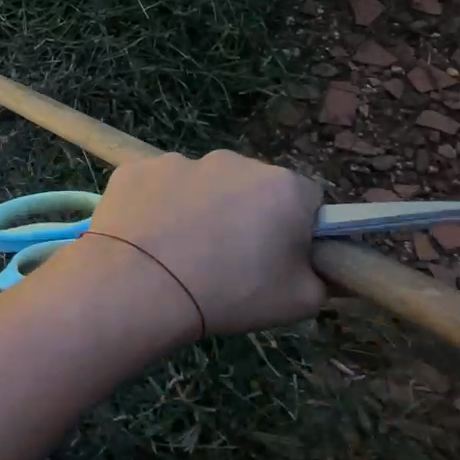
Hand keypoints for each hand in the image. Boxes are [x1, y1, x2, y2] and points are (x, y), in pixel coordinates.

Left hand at [86, 150, 324, 336]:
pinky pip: (158, 186)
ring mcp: (176, 160)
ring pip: (201, 183)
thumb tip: (324, 266)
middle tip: (232, 255)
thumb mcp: (303, 299)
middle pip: (250, 185)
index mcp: (281, 186)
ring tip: (184, 249)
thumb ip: (325, 276)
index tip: (283, 252)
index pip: (307, 199)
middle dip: (248, 212)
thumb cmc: (231, 291)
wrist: (140, 280)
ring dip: (200, 206)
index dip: (300, 226)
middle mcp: (229, 161)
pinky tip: (150, 236)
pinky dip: (158, 204)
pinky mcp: (134, 167)